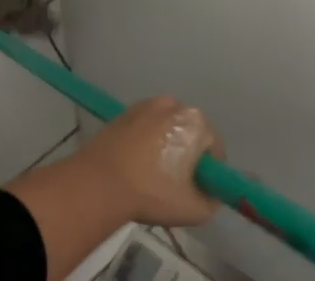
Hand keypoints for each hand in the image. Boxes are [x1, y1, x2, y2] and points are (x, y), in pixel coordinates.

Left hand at [77, 95, 223, 226]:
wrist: (99, 181)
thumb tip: (210, 192)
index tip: (197, 188)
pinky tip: (136, 163)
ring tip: (153, 173)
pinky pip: (145, 126)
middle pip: (190, 132)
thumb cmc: (152, 192)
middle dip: (188, 153)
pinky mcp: (123, 112)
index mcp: (195, 121)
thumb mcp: (196, 209)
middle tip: (176, 182)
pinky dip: (146, 140)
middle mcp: (173, 104)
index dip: (210, 170)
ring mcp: (145, 104)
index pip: (214, 146)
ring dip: (166, 144)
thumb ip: (213, 200)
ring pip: (167, 127)